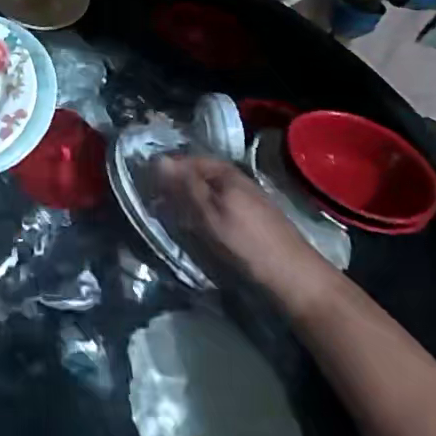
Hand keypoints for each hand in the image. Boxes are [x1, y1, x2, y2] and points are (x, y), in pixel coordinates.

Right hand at [158, 156, 339, 310]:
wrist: (292, 276)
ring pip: (203, 192)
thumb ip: (184, 186)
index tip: (143, 189)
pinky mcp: (246, 216)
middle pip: (193, 175)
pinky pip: (214, 206)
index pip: (183, 160)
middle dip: (173, 188)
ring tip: (171, 220)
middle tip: (154, 208)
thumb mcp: (210, 214)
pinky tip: (196, 229)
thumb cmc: (246, 242)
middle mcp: (231, 177)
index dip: (162, 172)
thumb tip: (156, 159)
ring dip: (186, 203)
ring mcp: (241, 196)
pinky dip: (200, 214)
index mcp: (222, 170)